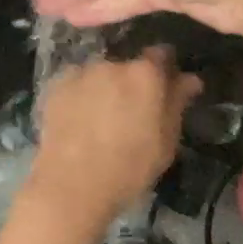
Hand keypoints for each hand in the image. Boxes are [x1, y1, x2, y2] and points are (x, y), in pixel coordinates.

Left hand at [26, 48, 199, 223]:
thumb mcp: (165, 144)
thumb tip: (189, 80)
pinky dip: (81, 99)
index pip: (162, 56)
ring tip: (101, 124)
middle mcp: (112, 64)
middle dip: (132, 85)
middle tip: (131, 116)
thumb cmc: (128, 170)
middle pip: (128, 67)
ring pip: (100, 77)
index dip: (164, 73)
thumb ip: (176, 105)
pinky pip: (76, 87)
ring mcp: (80, 74)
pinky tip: (79, 124)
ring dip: (105, 91)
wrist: (70, 188)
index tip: (164, 93)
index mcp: (145, 75)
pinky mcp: (54, 89)